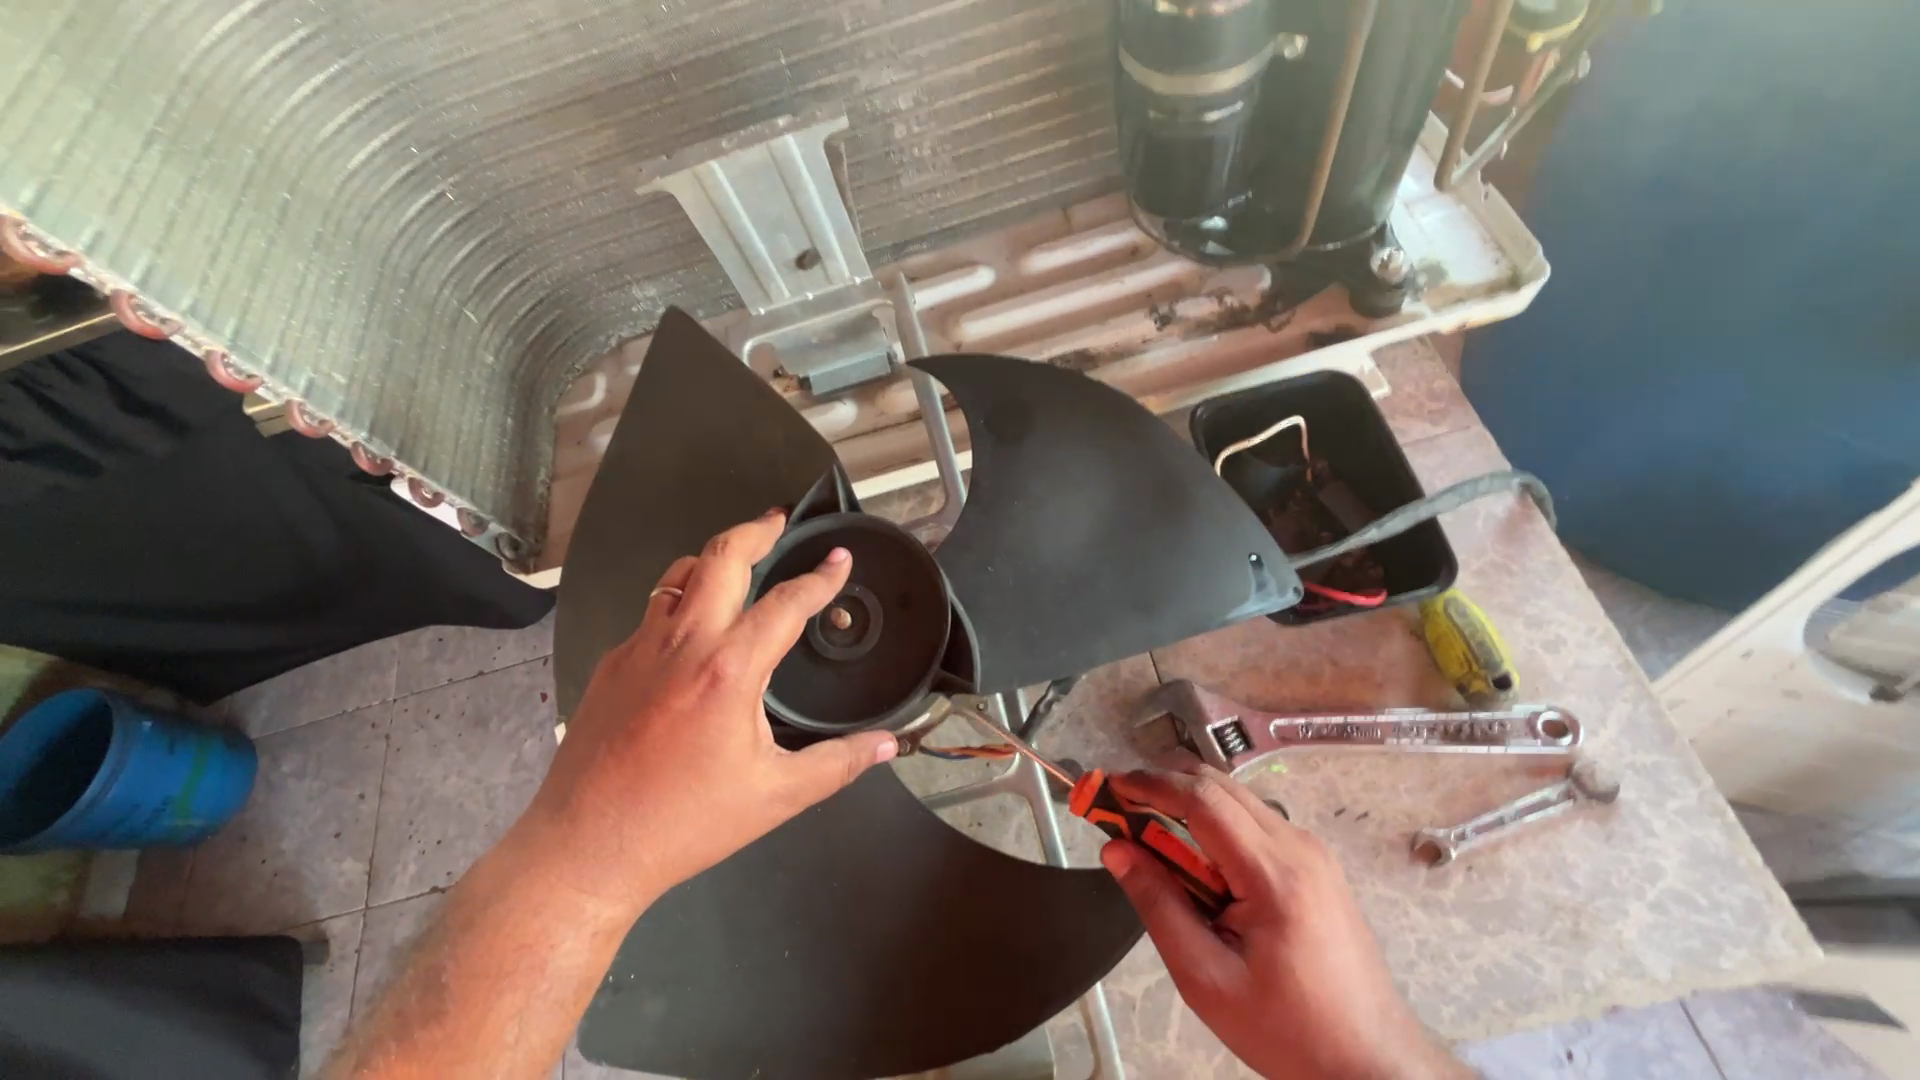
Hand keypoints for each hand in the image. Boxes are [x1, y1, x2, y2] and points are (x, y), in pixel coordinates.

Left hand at [528, 509, 897, 910]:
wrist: (586, 849)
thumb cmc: (686, 823)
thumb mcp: (776, 796)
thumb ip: (839, 763)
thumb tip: (888, 745)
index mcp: (729, 669)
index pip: (786, 603)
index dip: (820, 577)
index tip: (839, 558)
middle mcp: (682, 643)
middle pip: (721, 556)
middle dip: (757, 529)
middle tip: (781, 521)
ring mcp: (638, 648)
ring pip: (678, 575)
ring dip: (715, 559)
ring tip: (741, 561)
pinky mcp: (610, 664)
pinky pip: (652, 613)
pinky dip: (681, 602)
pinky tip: (694, 630)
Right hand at [1101, 768, 1467, 1079]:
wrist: (1374, 1065)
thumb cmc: (1286, 1030)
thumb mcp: (1206, 978)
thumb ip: (1158, 905)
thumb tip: (1115, 849)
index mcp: (1273, 873)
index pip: (1202, 799)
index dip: (1150, 783)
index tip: (1108, 785)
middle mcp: (1298, 845)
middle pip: (1219, 785)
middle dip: (1164, 783)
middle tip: (1119, 804)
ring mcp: (1312, 852)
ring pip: (1237, 799)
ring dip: (1188, 802)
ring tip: (1148, 832)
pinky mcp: (1316, 865)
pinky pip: (1254, 822)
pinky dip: (1215, 822)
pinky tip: (1195, 859)